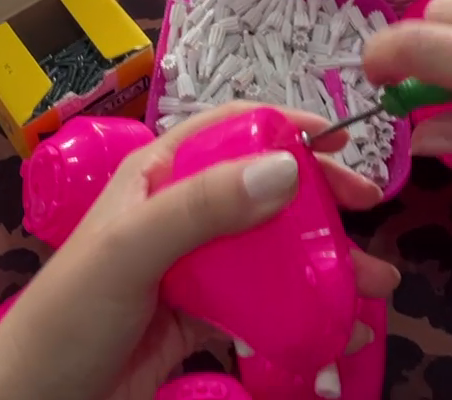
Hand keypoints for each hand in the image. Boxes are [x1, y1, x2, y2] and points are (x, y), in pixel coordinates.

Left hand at [0, 104, 399, 399]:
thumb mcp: (132, 248)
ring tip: (375, 282)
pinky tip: (337, 328)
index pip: (229, 128)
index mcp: (158, 173)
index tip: (339, 139)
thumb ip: (202, 206)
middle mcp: (179, 209)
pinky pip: (261, 302)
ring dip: (320, 258)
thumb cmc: (75, 310)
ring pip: (268, 246)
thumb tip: (287, 167)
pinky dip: (301, 310)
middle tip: (368, 208)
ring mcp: (192, 263)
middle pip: (258, 185)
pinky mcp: (201, 315)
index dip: (283, 124)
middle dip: (316, 193)